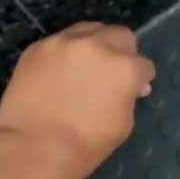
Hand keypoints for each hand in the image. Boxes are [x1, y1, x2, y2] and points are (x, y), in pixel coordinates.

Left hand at [0, 22, 155, 178]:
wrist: (34, 148)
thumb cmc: (85, 145)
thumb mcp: (123, 125)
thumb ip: (129, 98)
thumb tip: (128, 87)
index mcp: (124, 67)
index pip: (144, 65)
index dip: (141, 80)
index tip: (134, 91)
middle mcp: (97, 45)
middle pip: (120, 35)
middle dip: (122, 53)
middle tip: (111, 74)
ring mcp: (64, 42)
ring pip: (89, 30)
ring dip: (94, 46)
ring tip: (84, 68)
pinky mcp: (38, 47)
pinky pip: (59, 42)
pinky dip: (65, 54)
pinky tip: (58, 75)